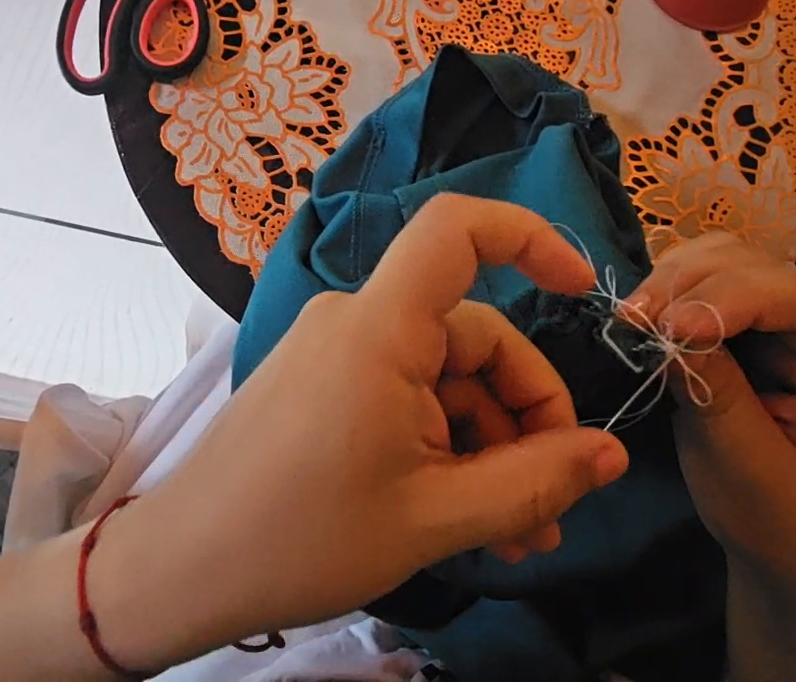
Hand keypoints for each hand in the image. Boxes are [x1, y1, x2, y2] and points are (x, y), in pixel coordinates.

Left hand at [88, 195, 629, 668]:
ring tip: (517, 534)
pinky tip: (469, 514)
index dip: (527, 236)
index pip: (453, 229)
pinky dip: (447, 442)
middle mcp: (357, 319)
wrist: (185, 566)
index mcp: (379, 327)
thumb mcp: (434, 517)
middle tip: (552, 506)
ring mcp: (338, 349)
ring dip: (491, 445)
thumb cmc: (304, 537)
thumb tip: (610, 454)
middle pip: (473, 334)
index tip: (580, 288)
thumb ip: (533, 481)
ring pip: (446, 376)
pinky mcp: (326, 380)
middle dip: (525, 415)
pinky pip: (407, 392)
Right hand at [627, 233, 795, 680]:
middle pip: (757, 267)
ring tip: (632, 319)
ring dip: (671, 281)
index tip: (675, 329)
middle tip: (635, 321)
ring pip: (722, 263)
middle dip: (691, 283)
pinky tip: (640, 320)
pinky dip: (663, 294)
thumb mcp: (755, 477)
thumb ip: (717, 399)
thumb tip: (667, 331)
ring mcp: (776, 328)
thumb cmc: (793, 534)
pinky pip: (697, 287)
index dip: (739, 297)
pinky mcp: (736, 334)